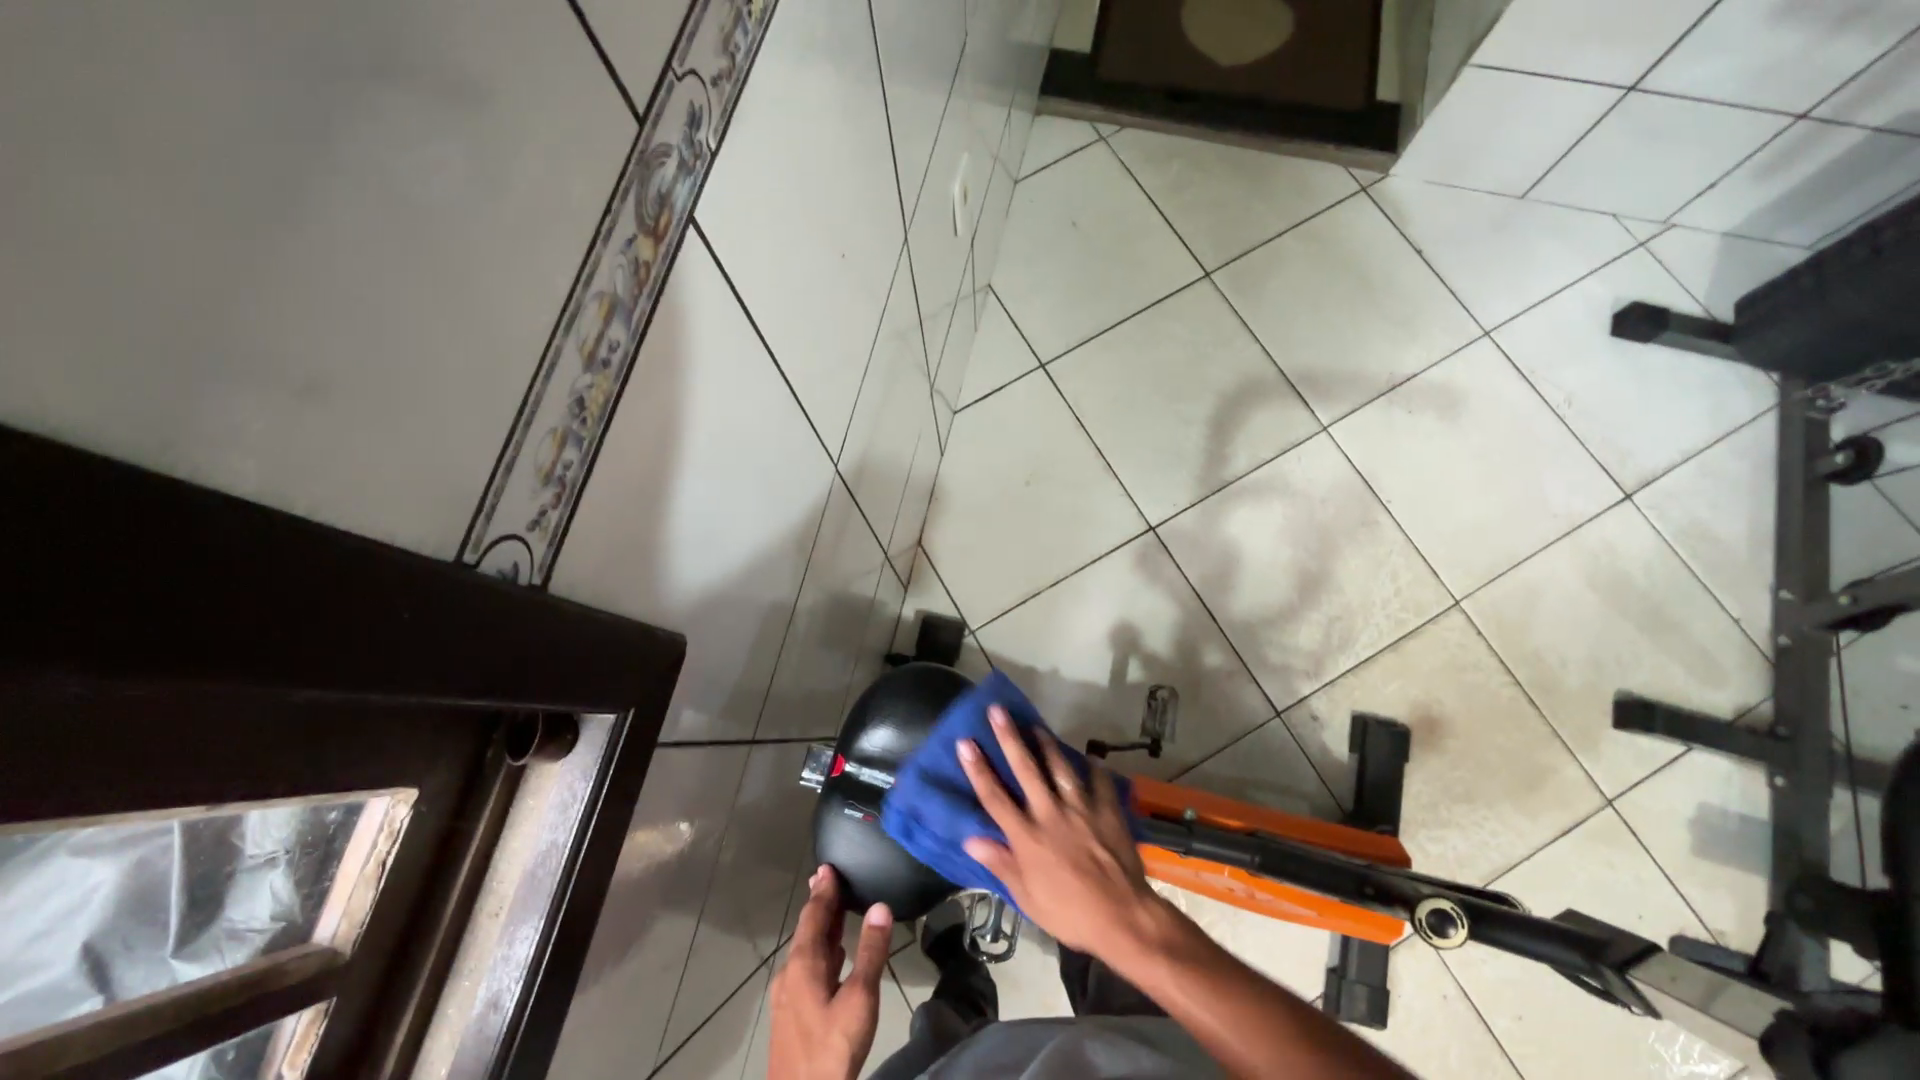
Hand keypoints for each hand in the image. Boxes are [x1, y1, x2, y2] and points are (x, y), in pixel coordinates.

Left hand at [767, 865, 893, 1079]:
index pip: (813, 916)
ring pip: (806, 951)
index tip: (828, 867)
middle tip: (829, 879)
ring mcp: (788, 996)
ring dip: (820, 929)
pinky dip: (820, 952)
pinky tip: (832, 958)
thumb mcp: (860, 998)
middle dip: (819, 905)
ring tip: (835, 912)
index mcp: (804, 964)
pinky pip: (806, 969)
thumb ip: (870, 952)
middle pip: (806, 931)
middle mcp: (790, 974)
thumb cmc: (833, 1046)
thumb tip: (880, 906)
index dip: (823, 891)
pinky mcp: (791, 1014)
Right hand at [957, 705, 1163, 958]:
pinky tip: (1091, 758)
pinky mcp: (1108, 812)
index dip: (978, 769)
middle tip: (998, 711)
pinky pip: (1100, 783)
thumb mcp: (1027, 897)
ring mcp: (1081, 810)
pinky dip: (1094, 769)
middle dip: (1009, 738)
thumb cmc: (1068, 913)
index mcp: (1027, 837)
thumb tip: (970, 839)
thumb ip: (1001, 863)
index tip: (966, 742)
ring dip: (1047, 744)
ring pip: (1061, 768)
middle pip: (1026, 770)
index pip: (995, 797)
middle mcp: (1050, 814)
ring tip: (1037, 726)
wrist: (1121, 917)